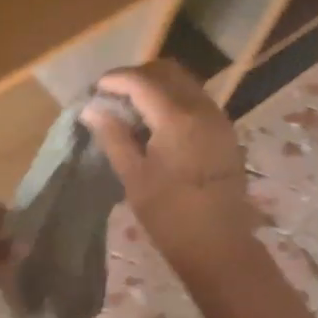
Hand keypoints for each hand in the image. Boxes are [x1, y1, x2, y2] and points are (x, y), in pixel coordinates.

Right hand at [83, 62, 260, 273]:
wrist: (219, 245)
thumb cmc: (170, 215)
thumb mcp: (134, 176)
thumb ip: (113, 136)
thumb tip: (91, 109)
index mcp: (177, 118)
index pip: (142, 81)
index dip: (116, 79)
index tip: (96, 88)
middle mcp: (202, 109)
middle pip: (168, 71)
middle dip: (138, 75)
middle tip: (114, 94)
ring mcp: (218, 118)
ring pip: (185, 83)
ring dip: (157, 85)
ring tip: (133, 107)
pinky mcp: (226, 131)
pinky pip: (197, 99)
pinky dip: (174, 99)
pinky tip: (157, 122)